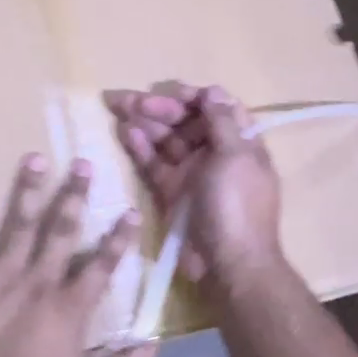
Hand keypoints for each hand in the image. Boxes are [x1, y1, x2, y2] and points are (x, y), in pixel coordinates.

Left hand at [0, 154, 155, 356]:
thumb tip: (153, 346)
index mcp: (69, 308)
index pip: (101, 266)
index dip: (119, 239)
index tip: (130, 211)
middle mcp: (39, 283)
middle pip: (62, 231)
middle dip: (74, 195)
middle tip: (83, 163)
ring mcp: (3, 278)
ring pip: (20, 225)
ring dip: (29, 190)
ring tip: (35, 158)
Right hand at [103, 84, 284, 293]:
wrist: (230, 266)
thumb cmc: (237, 206)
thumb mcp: (235, 158)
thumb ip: (222, 122)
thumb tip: (213, 90)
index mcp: (239, 143)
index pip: (216, 107)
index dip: (192, 96)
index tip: (168, 92)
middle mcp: (215, 154)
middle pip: (186, 121)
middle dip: (160, 107)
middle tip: (130, 100)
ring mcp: (192, 174)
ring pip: (166, 139)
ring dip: (144, 122)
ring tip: (118, 107)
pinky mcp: (171, 192)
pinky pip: (154, 163)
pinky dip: (140, 147)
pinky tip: (126, 132)